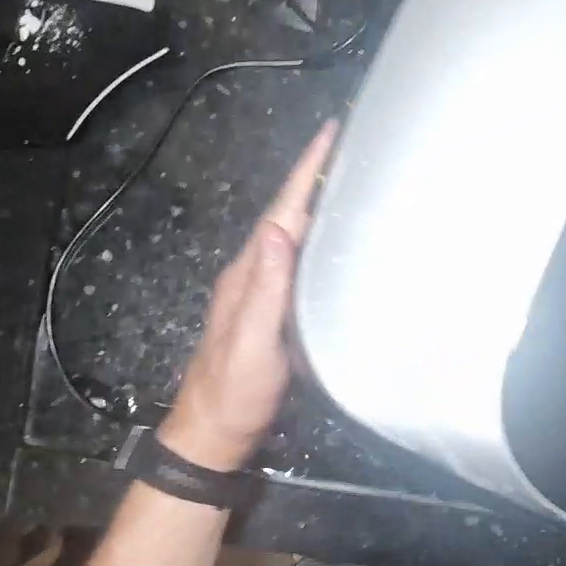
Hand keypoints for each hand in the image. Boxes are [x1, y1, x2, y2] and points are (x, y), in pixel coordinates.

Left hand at [158, 121, 337, 471]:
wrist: (214, 432)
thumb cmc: (235, 391)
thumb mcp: (252, 343)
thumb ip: (265, 290)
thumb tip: (279, 229)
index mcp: (249, 274)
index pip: (281, 212)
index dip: (305, 172)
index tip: (330, 133)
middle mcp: (253, 274)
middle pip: (286, 215)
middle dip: (314, 177)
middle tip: (352, 147)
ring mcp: (260, 294)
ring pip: (292, 237)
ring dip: (316, 206)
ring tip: (350, 183)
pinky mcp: (272, 313)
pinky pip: (296, 264)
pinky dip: (315, 243)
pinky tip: (333, 245)